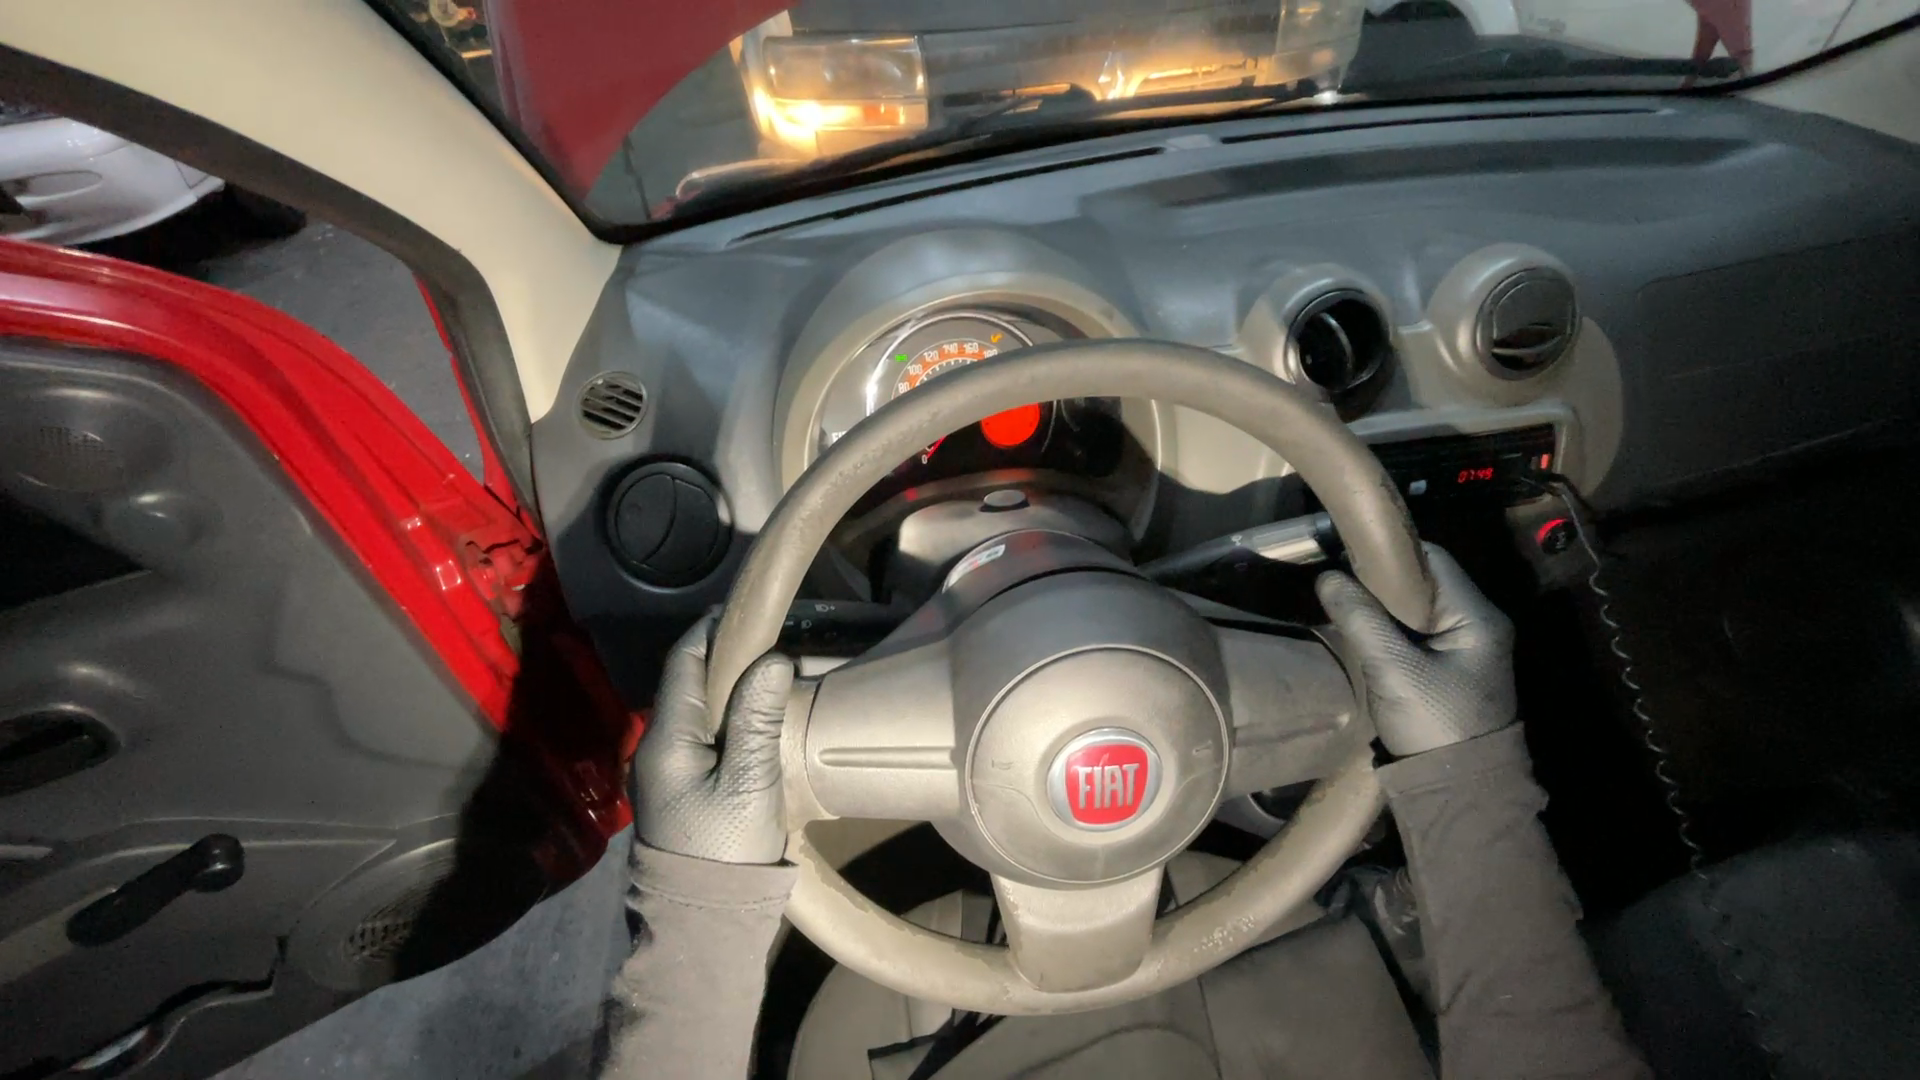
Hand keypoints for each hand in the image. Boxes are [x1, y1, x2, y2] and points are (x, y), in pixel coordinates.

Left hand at [631, 615, 794, 863]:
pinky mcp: (681, 788)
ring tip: (766, 666)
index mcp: (666, 740)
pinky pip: (701, 732)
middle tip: (767, 636)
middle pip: (686, 683)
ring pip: (694, 708)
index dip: (708, 631)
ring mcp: (666, 770)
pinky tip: (754, 712)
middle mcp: (656, 748)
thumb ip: (758, 718)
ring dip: (725, 683)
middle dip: (721, 654)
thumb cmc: (727, 849)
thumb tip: (773, 658)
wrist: (704, 921)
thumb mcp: (749, 781)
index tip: (742, 609)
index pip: (683, 665)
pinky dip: (726, 711)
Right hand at [1315, 543, 1516, 757]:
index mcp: (1477, 616)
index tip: (1342, 551)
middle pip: (1419, 581)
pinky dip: (1380, 622)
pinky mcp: (1443, 665)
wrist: (1459, 789)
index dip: (1387, 551)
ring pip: (1410, 606)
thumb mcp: (1394, 670)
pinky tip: (1352, 623)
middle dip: (1375, 576)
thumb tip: (1326, 576)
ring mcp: (1459, 646)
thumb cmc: (1435, 724)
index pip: (1431, 559)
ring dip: (1375, 601)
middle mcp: (1474, 623)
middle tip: (1331, 574)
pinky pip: (1408, 629)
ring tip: (1334, 596)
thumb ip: (1361, 620)